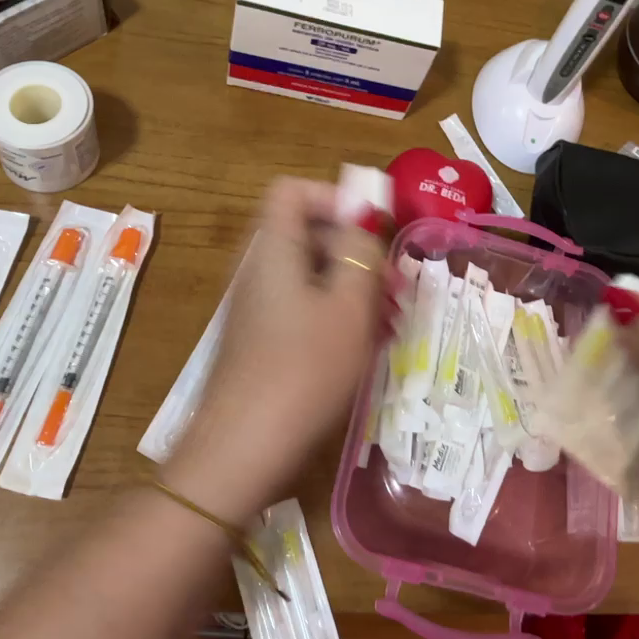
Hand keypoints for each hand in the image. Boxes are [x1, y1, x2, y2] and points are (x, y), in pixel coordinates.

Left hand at [162, 177, 385, 524]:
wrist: (243, 448)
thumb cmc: (303, 369)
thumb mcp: (349, 306)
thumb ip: (361, 252)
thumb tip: (365, 216)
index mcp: (273, 248)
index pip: (294, 190)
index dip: (336, 198)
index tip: (374, 230)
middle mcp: (258, 268)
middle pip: (308, 233)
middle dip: (357, 251)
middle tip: (395, 284)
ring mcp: (257, 306)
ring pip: (311, 275)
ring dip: (353, 288)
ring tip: (390, 322)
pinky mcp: (261, 339)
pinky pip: (302, 308)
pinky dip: (335, 315)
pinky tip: (365, 347)